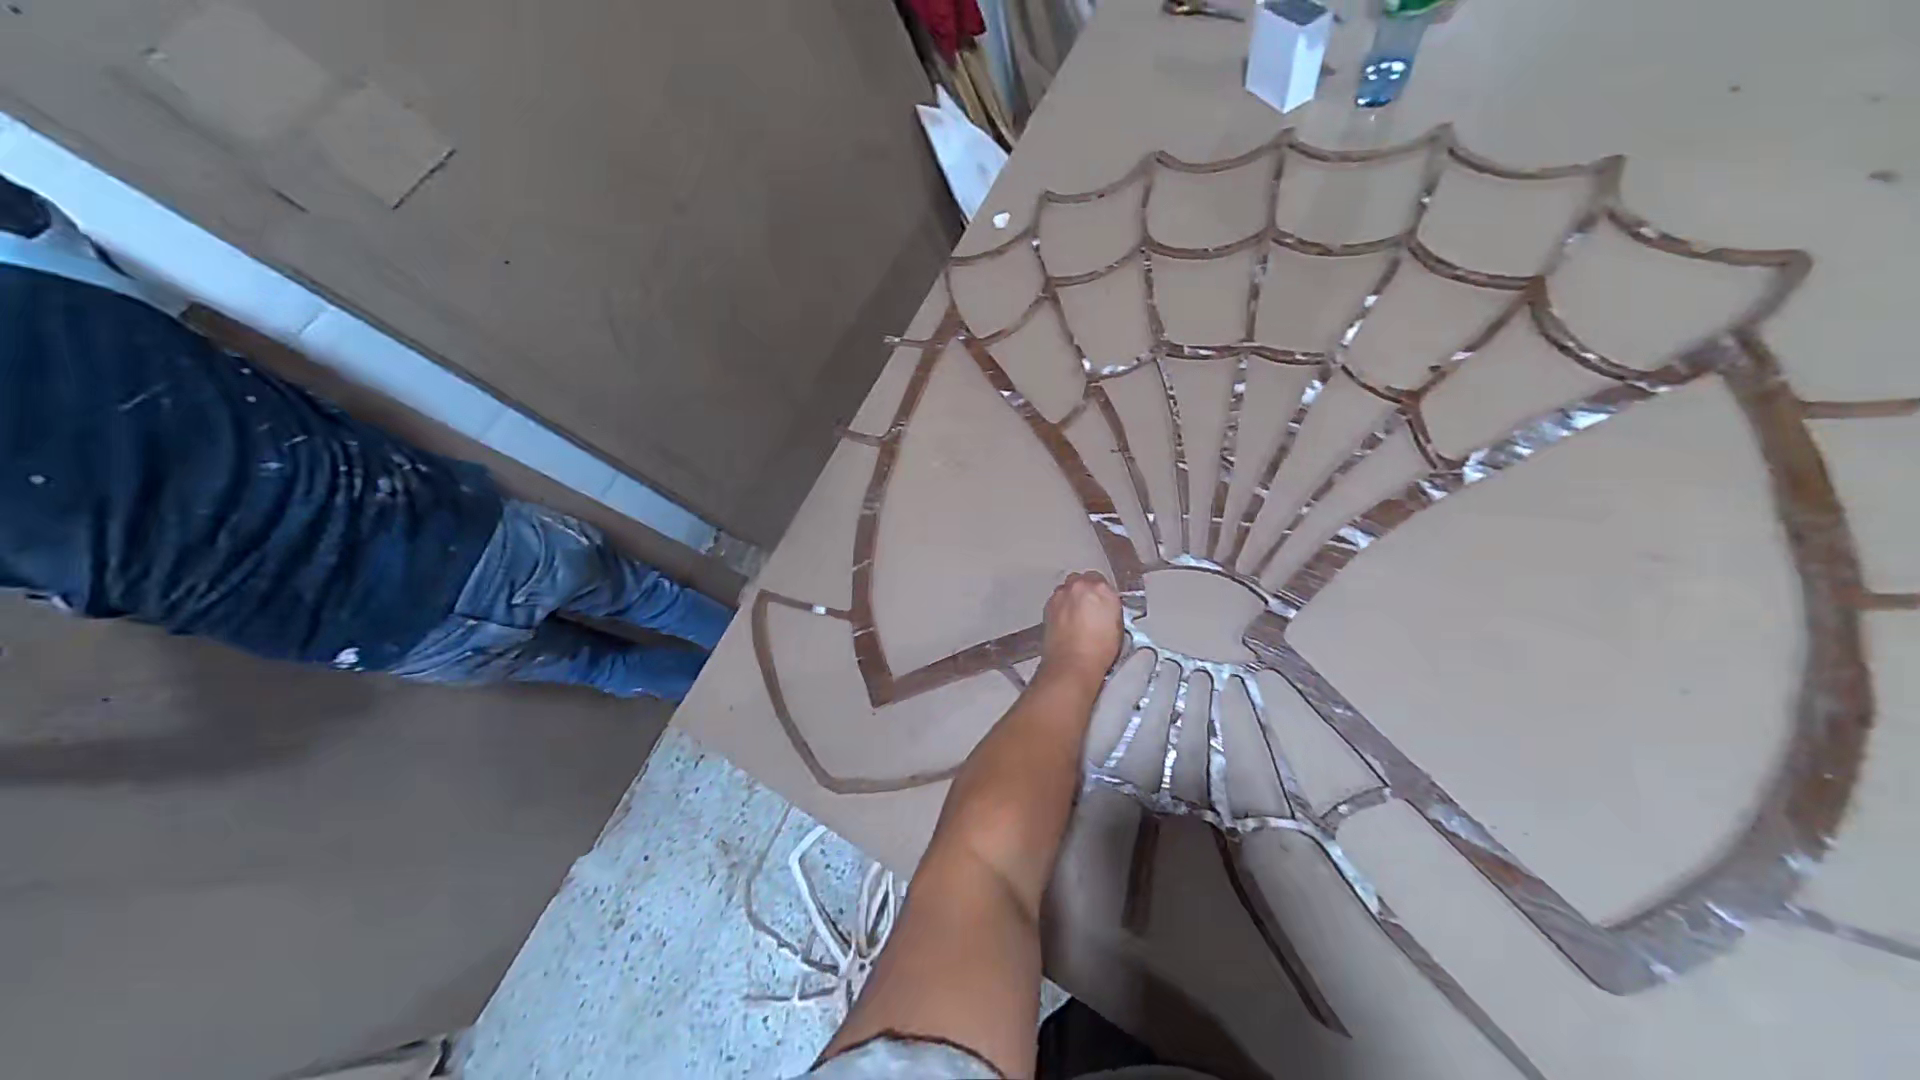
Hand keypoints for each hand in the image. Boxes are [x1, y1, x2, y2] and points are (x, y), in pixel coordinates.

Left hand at [1039, 571, 1123, 685]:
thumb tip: (1106, 608)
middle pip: (1083, 580)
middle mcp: (1080, 586)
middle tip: (1090, 608)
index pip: (1103, 581)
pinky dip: (1061, 605)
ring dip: (1072, 596)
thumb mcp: (1118, 627)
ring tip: (1076, 616)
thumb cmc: (1098, 651)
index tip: (1102, 603)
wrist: (1072, 663)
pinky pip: (1057, 599)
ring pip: (1068, 588)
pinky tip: (1065, 621)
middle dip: (1085, 590)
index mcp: (1103, 590)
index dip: (1102, 593)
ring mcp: (1062, 594)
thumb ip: (1111, 608)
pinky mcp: (1048, 605)